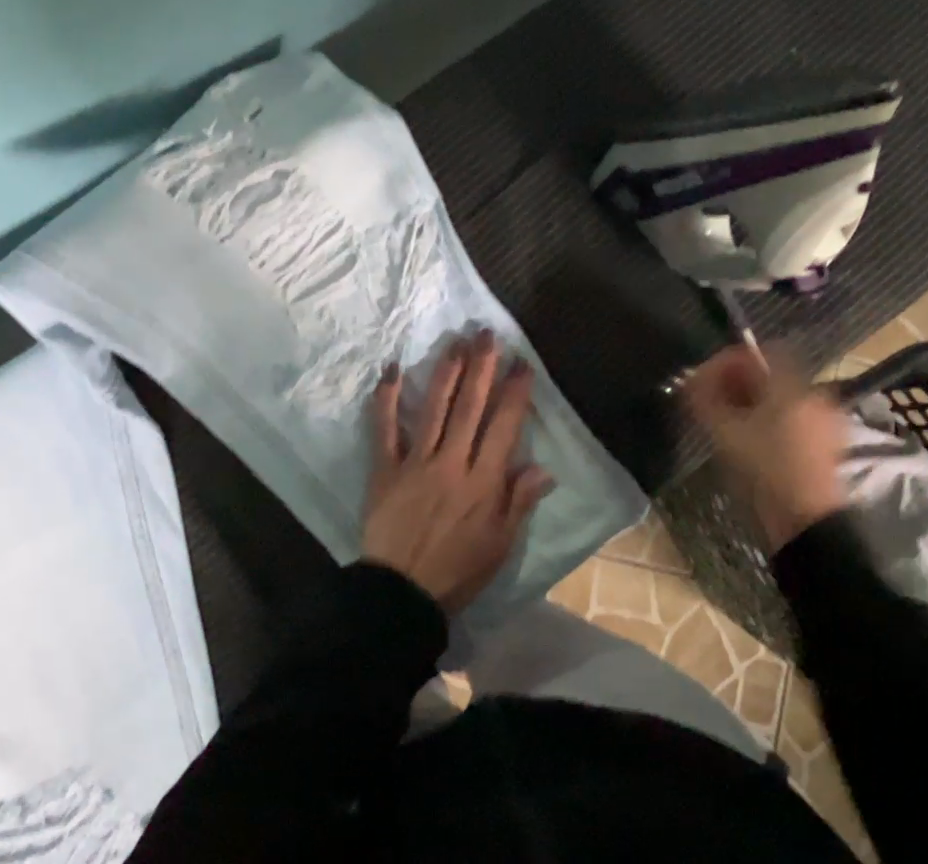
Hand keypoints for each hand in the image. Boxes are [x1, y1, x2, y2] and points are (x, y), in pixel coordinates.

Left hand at [362, 331, 554, 614]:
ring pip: (434, 409)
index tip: (522, 364)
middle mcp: (452, 463)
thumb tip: (542, 467)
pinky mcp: (385, 469)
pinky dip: (387, 399)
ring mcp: (416, 463)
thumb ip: (518, 502)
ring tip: (456, 342)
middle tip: (487, 335)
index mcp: (483, 483)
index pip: (503, 427)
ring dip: (446, 373)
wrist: (402, 593)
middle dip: (481, 368)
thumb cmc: (457, 571)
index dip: (514, 393)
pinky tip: (393, 371)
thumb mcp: (500, 545)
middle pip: (470, 408)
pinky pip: (385, 429)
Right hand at [682, 345, 846, 551]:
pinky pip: (793, 417)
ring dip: (753, 402)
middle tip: (711, 402)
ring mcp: (826, 419)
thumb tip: (690, 380)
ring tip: (729, 423)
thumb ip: (704, 400)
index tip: (704, 378)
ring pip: (782, 397)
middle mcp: (814, 394)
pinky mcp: (828, 442)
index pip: (757, 353)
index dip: (726, 360)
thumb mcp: (725, 434)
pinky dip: (771, 419)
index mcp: (792, 387)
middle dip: (737, 383)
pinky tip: (753, 440)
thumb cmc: (765, 473)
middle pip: (771, 375)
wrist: (807, 523)